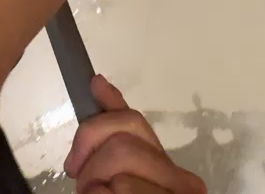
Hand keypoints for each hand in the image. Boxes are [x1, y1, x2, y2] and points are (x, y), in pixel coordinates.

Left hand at [65, 76, 206, 193]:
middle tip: (85, 187)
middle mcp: (183, 184)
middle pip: (122, 142)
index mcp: (170, 168)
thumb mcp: (117, 174)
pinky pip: (118, 193)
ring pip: (120, 175)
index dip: (99, 123)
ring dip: (94, 188)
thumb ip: (112, 132)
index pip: (134, 122)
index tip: (81, 135)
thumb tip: (98, 83)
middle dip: (91, 161)